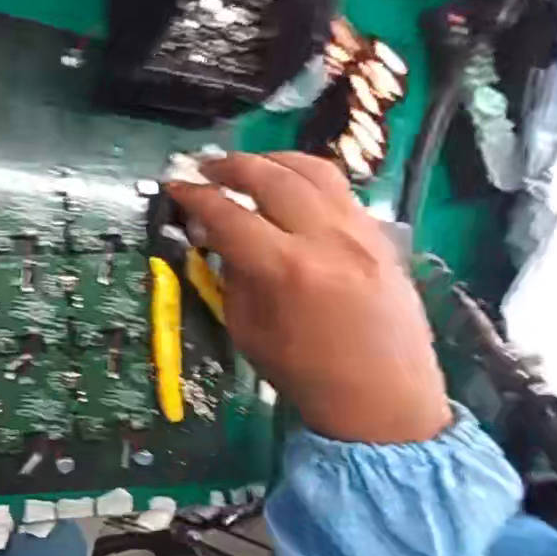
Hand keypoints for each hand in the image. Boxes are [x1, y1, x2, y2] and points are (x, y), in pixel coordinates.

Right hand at [167, 151, 450, 443]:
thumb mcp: (246, 327)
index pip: (229, 214)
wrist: (382, 394)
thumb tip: (219, 237)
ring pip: (315, 171)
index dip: (195, 196)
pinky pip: (339, 191)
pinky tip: (287, 190)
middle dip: (232, 166)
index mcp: (285, 268)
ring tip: (247, 166)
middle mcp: (327, 238)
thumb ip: (233, 275)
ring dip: (273, 161)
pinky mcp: (381, 235)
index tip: (174, 187)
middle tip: (204, 167)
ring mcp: (361, 232)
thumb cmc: (301, 370)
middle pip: (273, 177)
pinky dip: (305, 180)